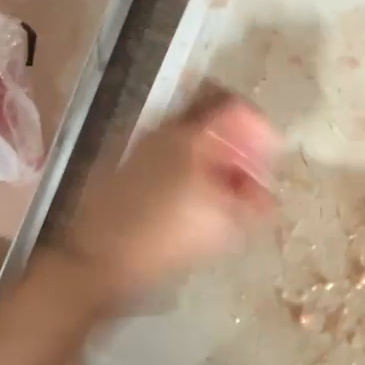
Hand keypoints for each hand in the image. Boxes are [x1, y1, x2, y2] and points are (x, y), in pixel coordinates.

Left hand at [66, 94, 277, 309]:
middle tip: (251, 179)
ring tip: (227, 200)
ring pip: (187, 144)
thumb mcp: (223, 223)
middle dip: (235, 147)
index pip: (230, 104)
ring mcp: (139, 152)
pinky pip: (168, 163)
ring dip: (212, 164)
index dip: (255, 125)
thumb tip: (267, 194)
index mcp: (188, 134)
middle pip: (208, 123)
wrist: (96, 261)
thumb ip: (253, 203)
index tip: (268, 153)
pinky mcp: (125, 174)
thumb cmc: (163, 237)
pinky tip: (196, 209)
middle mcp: (161, 133)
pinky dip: (189, 176)